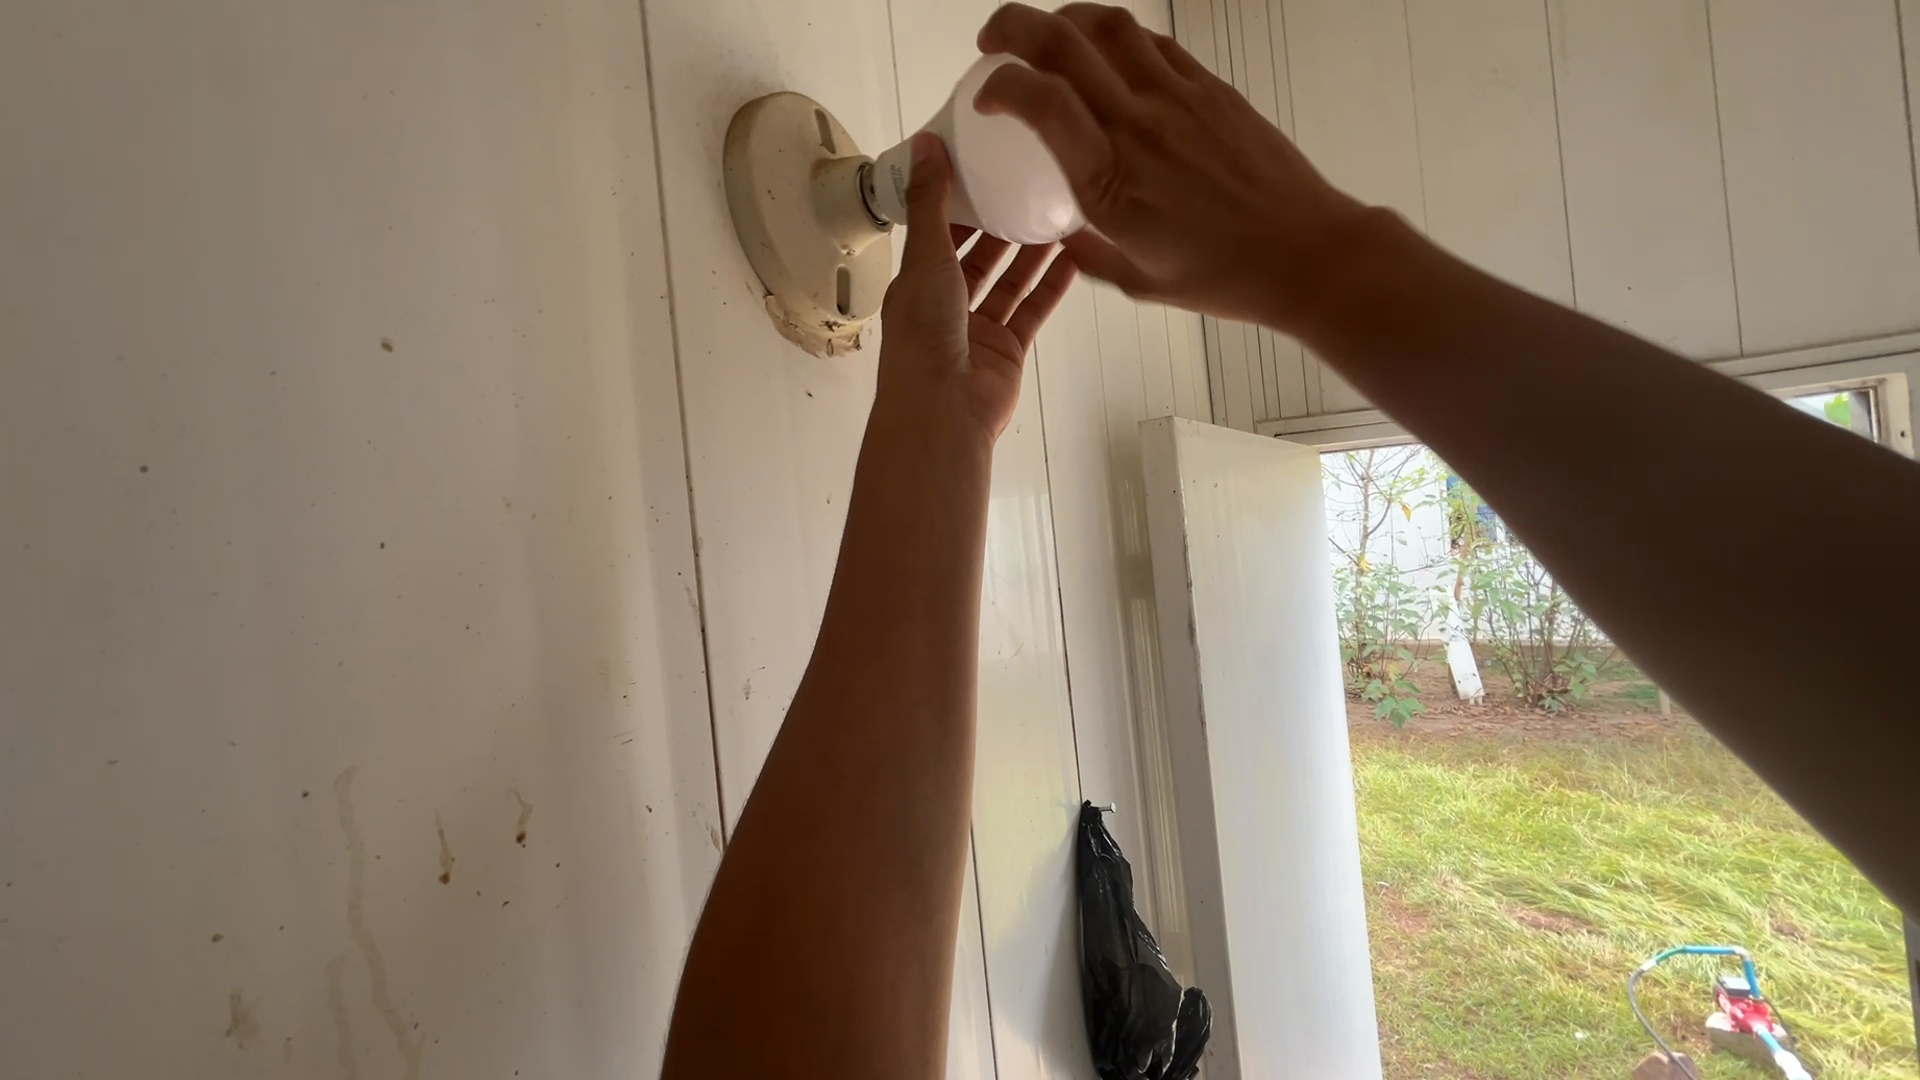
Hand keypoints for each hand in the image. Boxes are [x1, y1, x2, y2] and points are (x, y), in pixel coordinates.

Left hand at [876, 133, 1077, 441]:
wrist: (943, 407)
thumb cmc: (925, 334)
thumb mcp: (925, 258)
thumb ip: (931, 204)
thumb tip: (925, 144)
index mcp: (916, 283)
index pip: (939, 233)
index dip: (960, 202)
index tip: (985, 166)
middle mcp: (945, 305)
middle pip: (978, 256)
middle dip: (1002, 223)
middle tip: (1031, 185)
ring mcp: (977, 330)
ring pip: (1009, 282)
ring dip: (1031, 252)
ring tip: (1059, 214)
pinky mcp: (1007, 350)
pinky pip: (1031, 311)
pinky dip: (1050, 287)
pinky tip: (1073, 258)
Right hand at [975, 2, 1370, 332]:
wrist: (1302, 252)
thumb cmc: (1222, 276)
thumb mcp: (1139, 280)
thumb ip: (1091, 254)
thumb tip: (1067, 238)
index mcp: (1111, 183)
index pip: (1043, 103)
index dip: (1002, 84)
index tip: (985, 94)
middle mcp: (1139, 128)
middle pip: (1065, 44)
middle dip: (1015, 27)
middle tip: (993, 39)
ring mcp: (1178, 99)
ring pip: (1109, 26)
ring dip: (1065, 18)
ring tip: (1046, 34)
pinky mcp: (1210, 88)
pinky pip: (1152, 42)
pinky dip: (1116, 36)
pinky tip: (1106, 53)